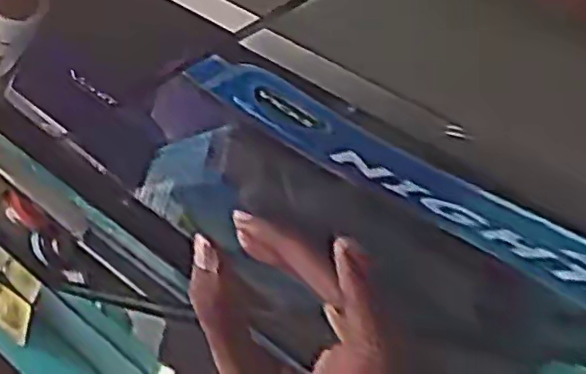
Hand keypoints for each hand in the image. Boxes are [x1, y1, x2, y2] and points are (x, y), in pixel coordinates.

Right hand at [188, 213, 394, 373]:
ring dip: (301, 267)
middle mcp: (379, 370)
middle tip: (242, 226)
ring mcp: (374, 369)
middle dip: (295, 257)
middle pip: (351, 303)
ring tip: (250, 240)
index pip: (369, 325)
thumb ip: (220, 312)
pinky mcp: (364, 369)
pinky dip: (316, 291)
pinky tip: (289, 277)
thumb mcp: (240, 373)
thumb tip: (205, 247)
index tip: (344, 244)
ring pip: (353, 308)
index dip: (358, 284)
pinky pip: (352, 322)